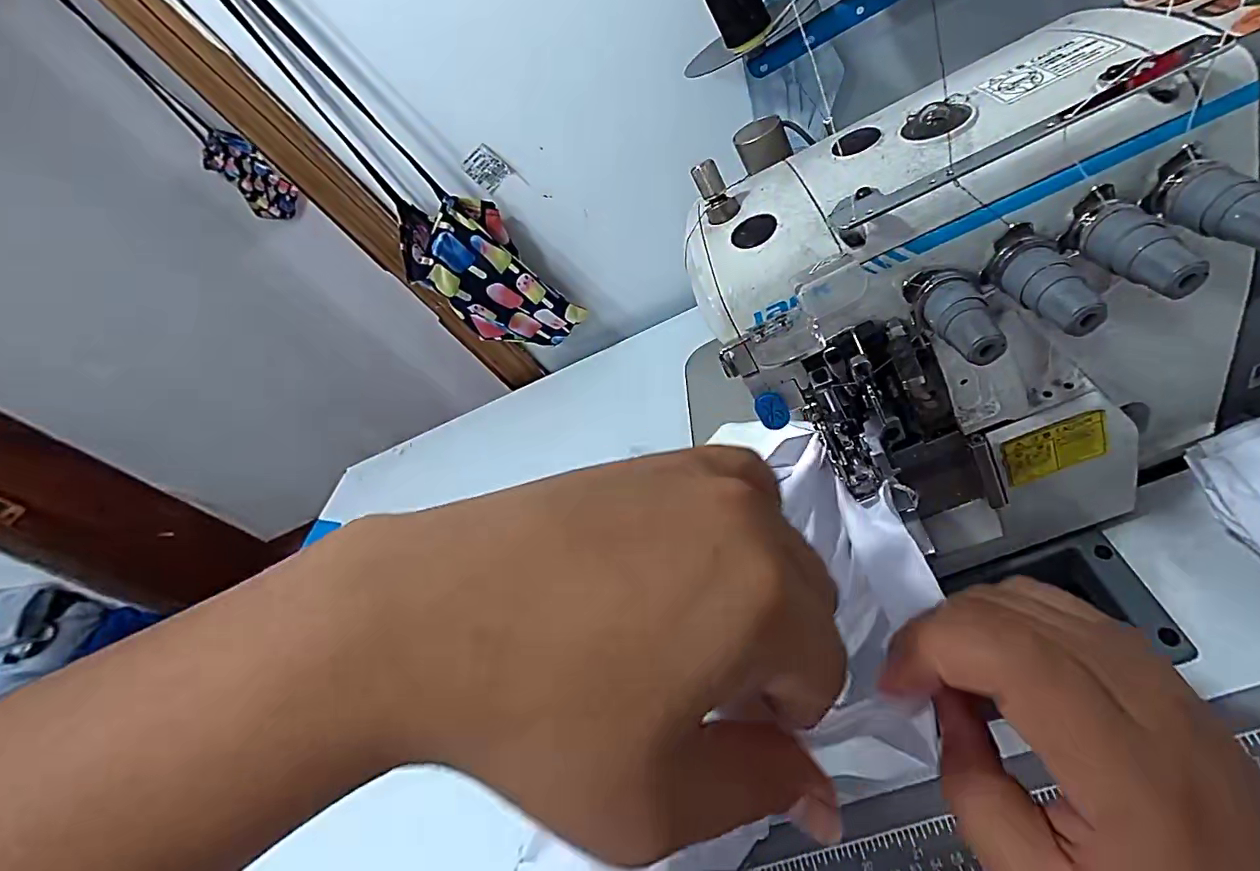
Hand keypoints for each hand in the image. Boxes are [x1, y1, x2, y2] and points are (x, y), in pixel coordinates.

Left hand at [313, 447, 847, 865]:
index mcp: (765, 597)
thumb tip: (822, 793)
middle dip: (772, 653)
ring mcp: (706, 476)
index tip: (719, 725)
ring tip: (678, 623)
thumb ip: (759, 790)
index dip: (780, 716)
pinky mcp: (666, 458)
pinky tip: (670, 564)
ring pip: (778, 549)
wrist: (433, 611)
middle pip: (810, 603)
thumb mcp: (656, 801)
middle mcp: (751, 518)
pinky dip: (730, 535)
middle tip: (694, 682)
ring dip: (753, 593)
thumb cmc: (539, 716)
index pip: (826, 671)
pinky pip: (737, 496)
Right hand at [880, 579, 1259, 870]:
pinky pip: (1054, 605)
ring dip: (968, 620)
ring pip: (1028, 594)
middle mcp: (1144, 692)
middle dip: (938, 630)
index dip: (934, 646)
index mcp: (1129, 767)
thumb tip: (947, 711)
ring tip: (945, 672)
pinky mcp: (1146, 654)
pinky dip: (1003, 618)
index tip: (894, 684)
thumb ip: (979, 800)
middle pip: (1012, 609)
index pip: (1012, 651)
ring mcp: (1150, 662)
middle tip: (909, 680)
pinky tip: (993, 663)